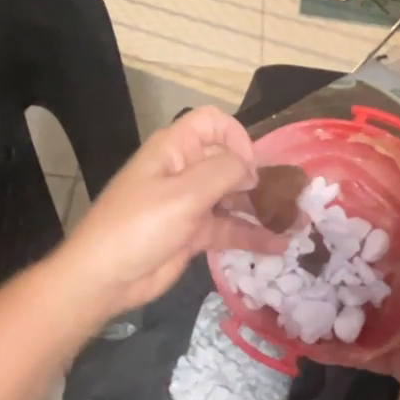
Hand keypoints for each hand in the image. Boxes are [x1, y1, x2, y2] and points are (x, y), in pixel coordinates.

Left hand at [53, 107, 284, 315]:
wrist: (104, 277)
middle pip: (227, 161)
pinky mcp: (193, 234)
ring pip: (232, 197)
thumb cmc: (139, 225)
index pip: (212, 123)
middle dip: (258, 175)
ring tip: (295, 222)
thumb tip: (252, 168)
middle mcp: (184, 170)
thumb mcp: (183, 194)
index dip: (236, 136)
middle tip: (289, 197)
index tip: (251, 165)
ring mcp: (189, 204)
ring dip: (261, 207)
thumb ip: (223, 173)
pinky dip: (252, 235)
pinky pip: (228, 228)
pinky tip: (279, 245)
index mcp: (174, 149)